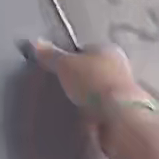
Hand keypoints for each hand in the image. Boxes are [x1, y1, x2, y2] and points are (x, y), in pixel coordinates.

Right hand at [29, 40, 156, 122]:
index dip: (69, 57)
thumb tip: (34, 42)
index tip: (56, 68)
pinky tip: (82, 115)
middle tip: (61, 85)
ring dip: (86, 95)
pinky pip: (102, 106)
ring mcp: (124, 89)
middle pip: (92, 69)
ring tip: (70, 102)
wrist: (118, 116)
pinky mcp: (123, 110)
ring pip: (98, 88)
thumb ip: (49, 55)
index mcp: (108, 48)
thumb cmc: (91, 81)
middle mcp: (120, 65)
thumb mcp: (64, 64)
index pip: (84, 49)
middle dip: (79, 76)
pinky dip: (92, 109)